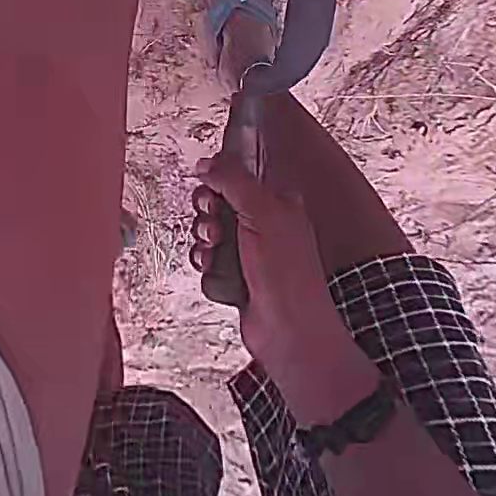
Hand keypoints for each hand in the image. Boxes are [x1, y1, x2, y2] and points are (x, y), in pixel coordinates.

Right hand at [192, 155, 374, 415]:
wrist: (288, 333)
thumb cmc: (288, 274)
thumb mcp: (262, 212)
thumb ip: (233, 180)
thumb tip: (207, 162)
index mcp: (276, 200)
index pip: (237, 174)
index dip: (219, 180)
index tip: (211, 188)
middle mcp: (262, 222)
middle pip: (215, 202)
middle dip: (207, 215)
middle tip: (214, 227)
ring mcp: (248, 250)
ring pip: (207, 232)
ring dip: (206, 244)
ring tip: (217, 254)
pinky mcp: (235, 275)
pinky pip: (207, 261)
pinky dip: (209, 269)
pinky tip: (219, 274)